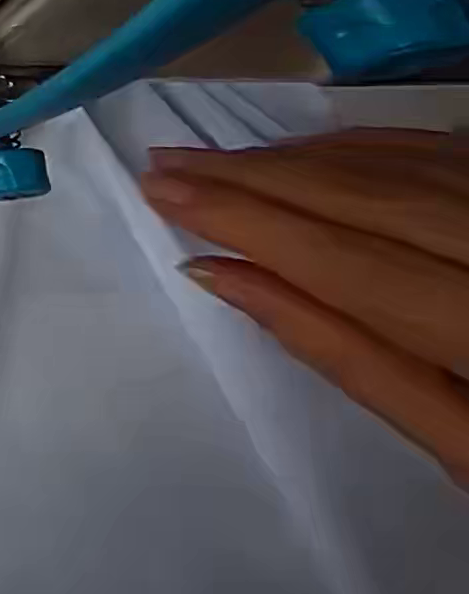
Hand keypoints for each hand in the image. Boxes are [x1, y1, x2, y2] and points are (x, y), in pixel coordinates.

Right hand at [140, 129, 468, 488]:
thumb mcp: (467, 447)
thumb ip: (342, 354)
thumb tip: (213, 272)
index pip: (344, 263)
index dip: (240, 220)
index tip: (156, 190)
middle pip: (374, 202)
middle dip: (252, 176)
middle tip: (165, 160)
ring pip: (416, 169)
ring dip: (299, 158)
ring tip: (218, 156)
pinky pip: (462, 156)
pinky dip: (376, 146)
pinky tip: (315, 150)